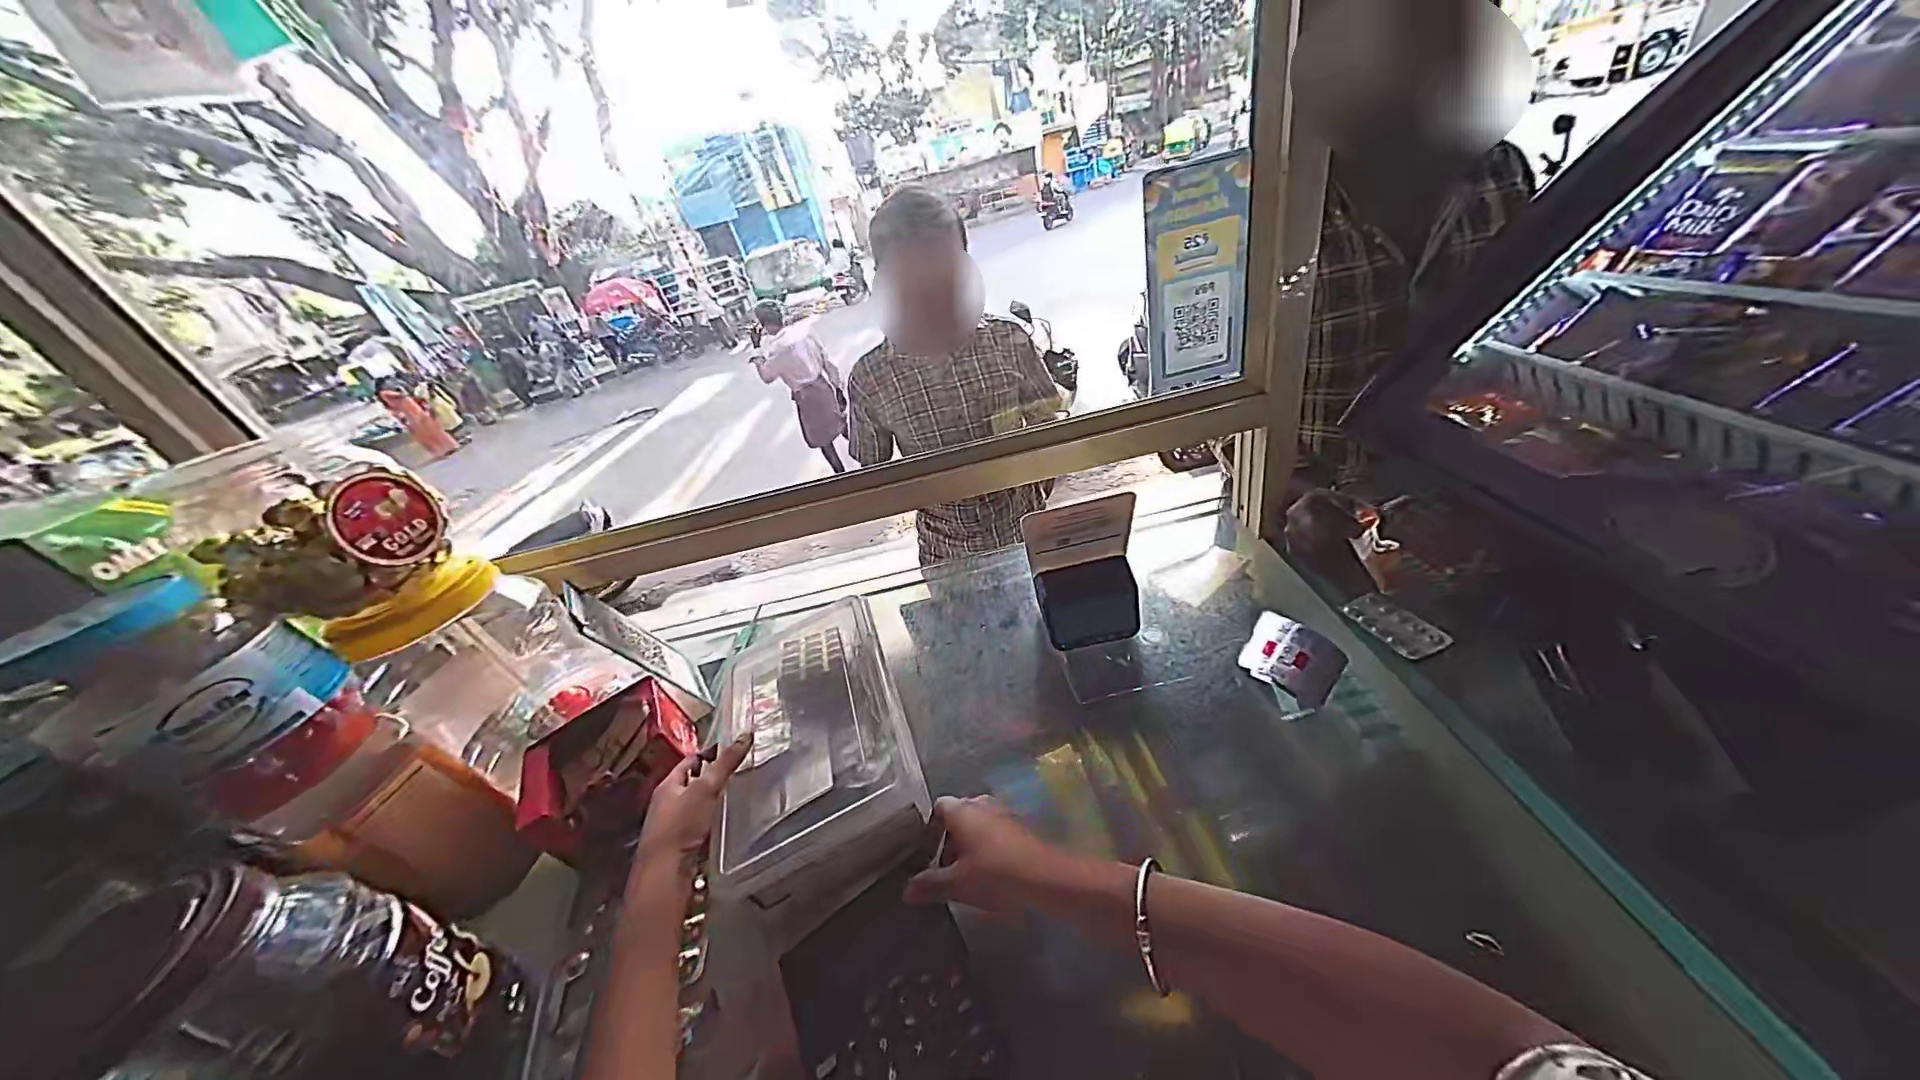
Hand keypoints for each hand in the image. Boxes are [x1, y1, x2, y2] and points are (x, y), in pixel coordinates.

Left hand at [634, 733, 751, 873]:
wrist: (665, 873)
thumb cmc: (681, 825)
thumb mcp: (705, 789)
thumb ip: (725, 763)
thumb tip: (746, 735)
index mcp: (668, 785)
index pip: (690, 761)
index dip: (709, 753)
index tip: (730, 748)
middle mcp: (666, 803)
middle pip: (692, 783)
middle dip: (712, 776)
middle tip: (738, 770)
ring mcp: (672, 825)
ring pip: (695, 804)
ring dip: (712, 799)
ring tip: (736, 793)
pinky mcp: (680, 845)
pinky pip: (699, 824)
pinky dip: (712, 819)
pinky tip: (725, 821)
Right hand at [904, 795, 1073, 913]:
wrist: (1043, 876)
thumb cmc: (994, 873)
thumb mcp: (957, 883)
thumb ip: (930, 884)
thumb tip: (906, 889)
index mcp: (961, 810)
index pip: (938, 808)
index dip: (930, 828)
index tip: (925, 851)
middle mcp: (981, 804)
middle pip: (958, 816)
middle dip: (949, 840)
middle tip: (944, 868)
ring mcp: (1003, 812)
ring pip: (978, 825)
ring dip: (970, 845)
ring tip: (966, 874)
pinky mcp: (1020, 826)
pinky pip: (995, 832)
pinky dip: (988, 847)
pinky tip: (989, 873)